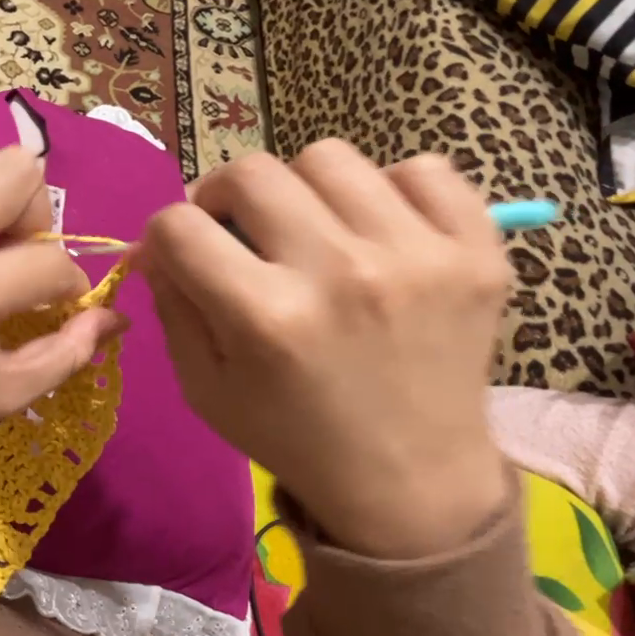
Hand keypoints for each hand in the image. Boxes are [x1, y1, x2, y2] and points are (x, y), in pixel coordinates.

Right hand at [135, 141, 513, 559]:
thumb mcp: (202, 385)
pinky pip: (423, 169)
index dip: (163, 234)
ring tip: (308, 230)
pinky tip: (374, 232)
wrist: (408, 478)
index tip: (178, 252)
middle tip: (232, 228)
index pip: (180, 225)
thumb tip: (157, 243)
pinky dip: (386, 190)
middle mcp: (339, 272)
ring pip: (329, 156)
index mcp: (263, 316)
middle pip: (251, 172)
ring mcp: (418, 255)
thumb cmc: (287, 434)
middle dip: (220, 195)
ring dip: (298, 189)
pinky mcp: (478, 252)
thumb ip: (173, 306)